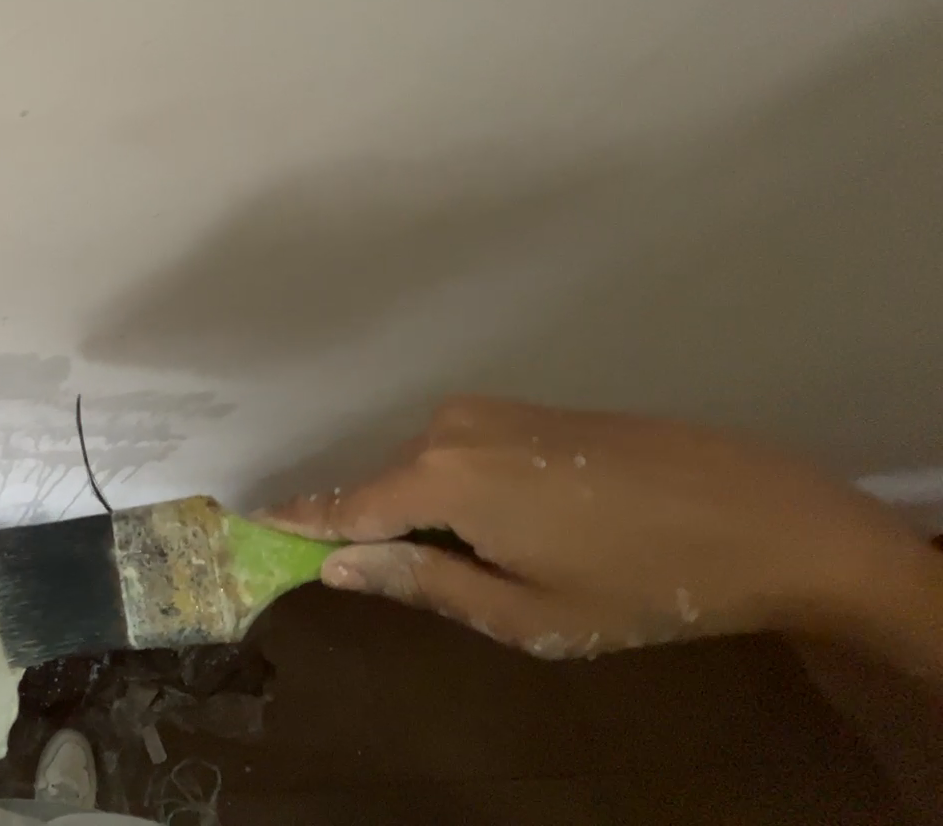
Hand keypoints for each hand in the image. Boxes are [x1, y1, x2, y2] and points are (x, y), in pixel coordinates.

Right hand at [258, 395, 940, 663]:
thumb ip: (421, 583)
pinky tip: (520, 516)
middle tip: (409, 575)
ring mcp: (486, 410)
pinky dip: (459, 484)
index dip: (301, 519)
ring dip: (429, 508)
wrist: (769, 518)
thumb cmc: (641, 582)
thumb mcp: (527, 613)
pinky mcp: (520, 408)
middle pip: (385, 486)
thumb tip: (337, 567)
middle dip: (382, 527)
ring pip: (422, 467)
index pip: (346, 505)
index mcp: (441, 480)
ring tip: (492, 553)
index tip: (253, 521)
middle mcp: (446, 431)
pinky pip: (458, 449)